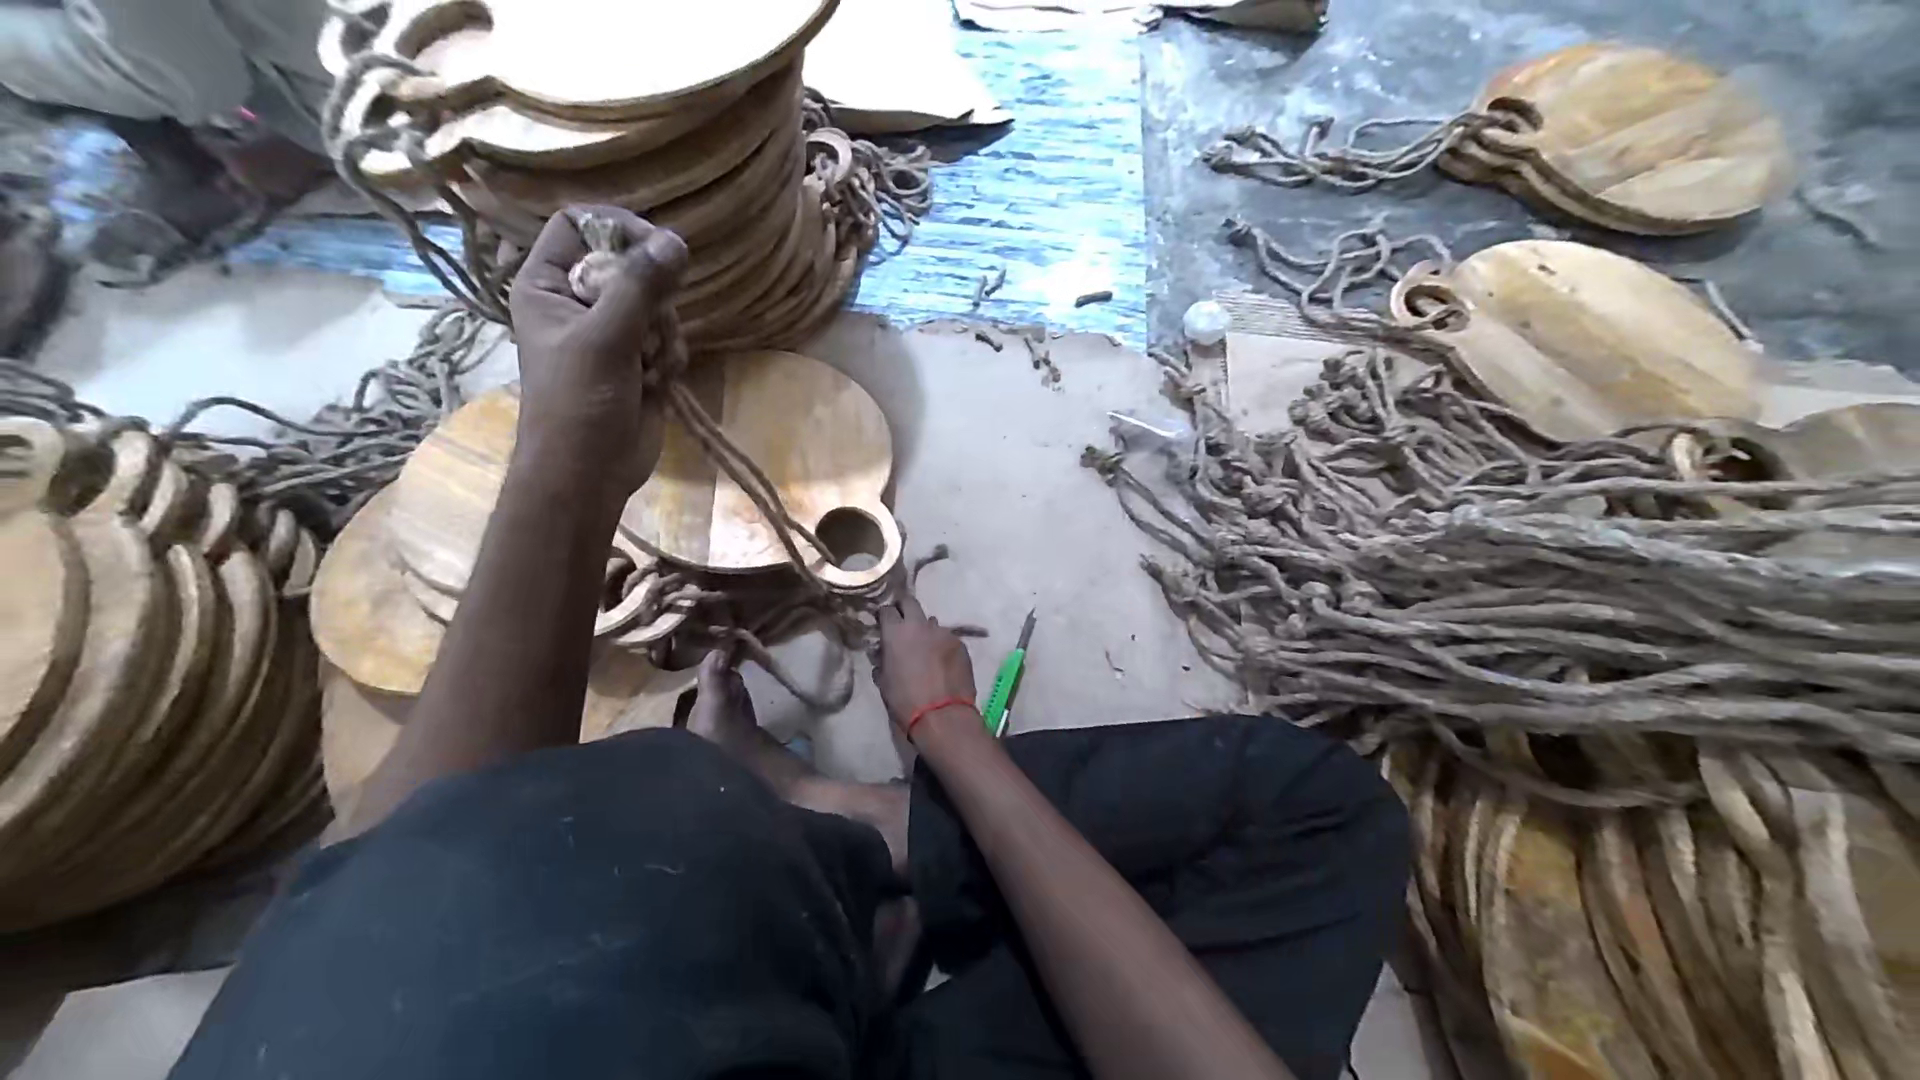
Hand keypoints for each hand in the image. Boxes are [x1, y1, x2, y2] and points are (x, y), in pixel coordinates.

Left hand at [508, 205, 686, 495]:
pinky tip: (657, 383)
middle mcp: (578, 301)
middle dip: (652, 301)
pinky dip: (670, 358)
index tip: (656, 250)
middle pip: (631, 267)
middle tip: (647, 329)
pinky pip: (669, 338)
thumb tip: (676, 241)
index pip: (580, 226)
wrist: (591, 471)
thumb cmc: (579, 403)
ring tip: (648, 368)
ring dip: (664, 336)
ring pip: (658, 306)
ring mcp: (611, 332)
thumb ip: (640, 286)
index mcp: (547, 283)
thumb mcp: (606, 338)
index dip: (619, 230)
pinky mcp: (639, 361)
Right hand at [876, 592, 977, 737]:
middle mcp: (920, 625)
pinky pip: (947, 639)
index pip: (886, 610)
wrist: (942, 715)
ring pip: (931, 623)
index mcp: (896, 632)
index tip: (883, 624)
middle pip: (910, 602)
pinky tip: (942, 663)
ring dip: (926, 631)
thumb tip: (881, 654)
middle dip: (904, 608)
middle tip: (902, 624)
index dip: (884, 616)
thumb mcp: (884, 682)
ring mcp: (943, 632)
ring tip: (926, 650)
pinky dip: (942, 646)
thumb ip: (882, 661)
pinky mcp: (960, 644)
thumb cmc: (905, 700)